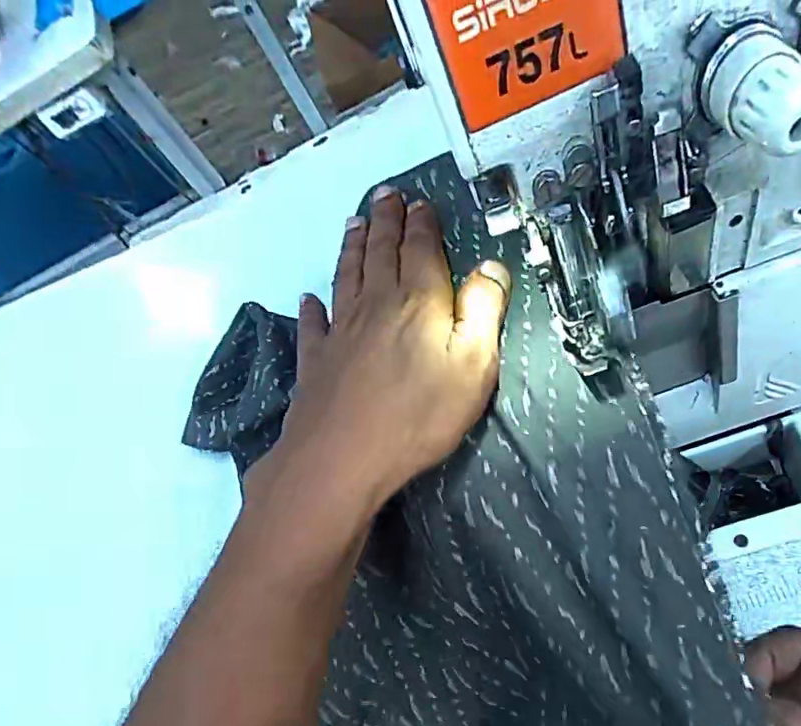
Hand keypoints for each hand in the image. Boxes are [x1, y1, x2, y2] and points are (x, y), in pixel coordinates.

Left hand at [256, 186, 510, 515]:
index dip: (423, 224)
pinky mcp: (317, 359)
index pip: (421, 250)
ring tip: (354, 223)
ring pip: (347, 275)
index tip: (421, 202)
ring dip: (353, 246)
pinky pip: (315, 323)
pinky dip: (314, 306)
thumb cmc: (421, 414)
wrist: (344, 455)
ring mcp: (340, 330)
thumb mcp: (473, 366)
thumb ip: (484, 313)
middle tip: (386, 196)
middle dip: (386, 221)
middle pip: (380, 252)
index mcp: (418, 303)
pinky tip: (310, 298)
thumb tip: (491, 266)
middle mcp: (375, 304)